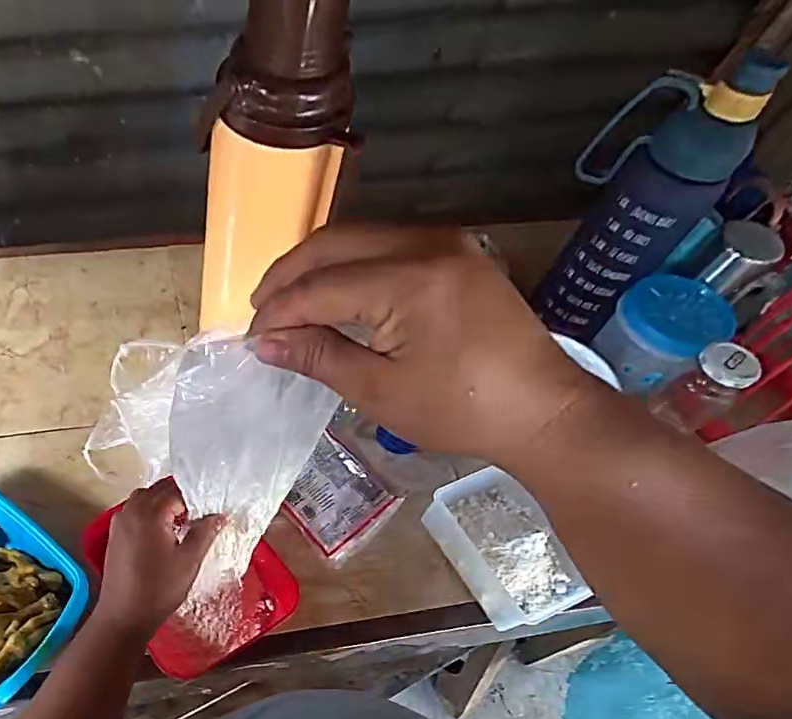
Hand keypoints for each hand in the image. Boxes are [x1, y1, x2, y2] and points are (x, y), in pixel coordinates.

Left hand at [90, 477, 223, 638]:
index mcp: (149, 512)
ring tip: (183, 522)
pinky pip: (135, 512)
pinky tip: (164, 533)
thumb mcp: (189, 561)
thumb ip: (205, 532)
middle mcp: (130, 511)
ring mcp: (119, 522)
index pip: (177, 491)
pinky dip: (150, 514)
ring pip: (144, 499)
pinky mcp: (115, 535)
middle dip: (179, 496)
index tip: (211, 510)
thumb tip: (218, 515)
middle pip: (158, 490)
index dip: (196, 498)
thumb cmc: (158, 589)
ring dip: (164, 504)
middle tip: (200, 514)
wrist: (123, 615)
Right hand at [247, 223, 607, 460]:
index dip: (278, 313)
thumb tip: (265, 343)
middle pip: (334, 243)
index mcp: (409, 280)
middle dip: (288, 276)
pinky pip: (386, 246)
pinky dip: (350, 266)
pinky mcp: (456, 253)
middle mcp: (427, 244)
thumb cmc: (459, 410)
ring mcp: (446, 242)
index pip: (319, 286)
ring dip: (317, 266)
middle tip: (259, 312)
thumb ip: (320, 356)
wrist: (540, 408)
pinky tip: (334, 294)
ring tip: (288, 304)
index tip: (251, 340)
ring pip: (359, 236)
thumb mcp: (380, 391)